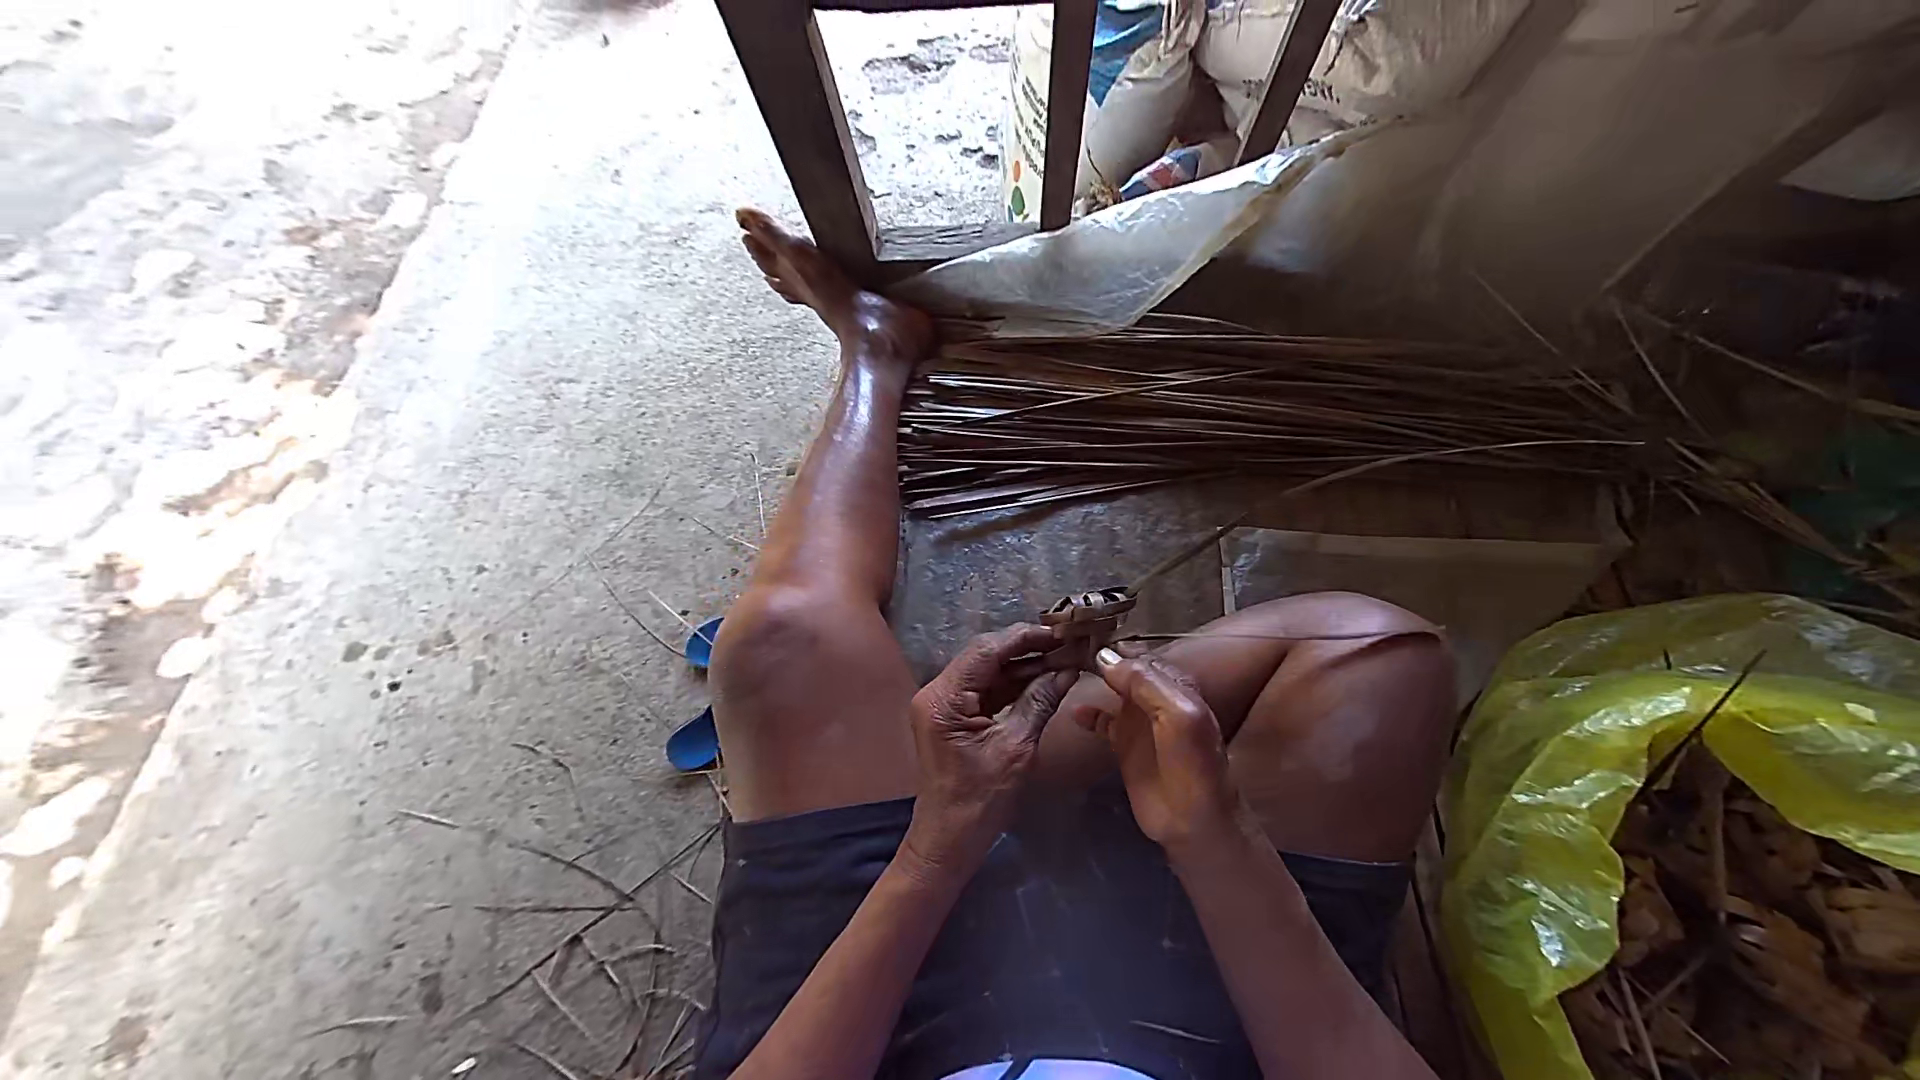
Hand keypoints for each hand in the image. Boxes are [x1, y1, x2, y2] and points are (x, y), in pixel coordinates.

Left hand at [901, 624, 1077, 876]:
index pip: (986, 651)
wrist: (949, 840)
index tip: (1059, 632)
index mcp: (944, 698)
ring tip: (1061, 657)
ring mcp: (943, 703)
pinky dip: (1013, 684)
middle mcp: (937, 692)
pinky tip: (1042, 677)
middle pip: (985, 655)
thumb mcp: (1016, 748)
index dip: (1024, 637)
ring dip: (1022, 665)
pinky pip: (986, 689)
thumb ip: (1039, 702)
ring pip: (987, 670)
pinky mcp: (953, 715)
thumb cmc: (980, 801)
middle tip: (1065, 643)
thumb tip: (1067, 669)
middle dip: (1026, 648)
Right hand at [1074, 648, 1241, 851]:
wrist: (1196, 821)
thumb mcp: (1178, 715)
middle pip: (1122, 669)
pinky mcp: (1124, 745)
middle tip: (1062, 648)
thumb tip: (1104, 657)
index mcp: (1174, 684)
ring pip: (1110, 691)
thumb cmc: (1193, 764)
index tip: (1079, 633)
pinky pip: (1101, 722)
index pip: (1138, 654)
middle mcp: (1155, 698)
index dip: (1113, 645)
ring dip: (1091, 680)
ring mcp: (1138, 721)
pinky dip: (1088, 715)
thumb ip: (1145, 682)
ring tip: (1063, 670)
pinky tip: (1074, 713)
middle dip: (1097, 658)